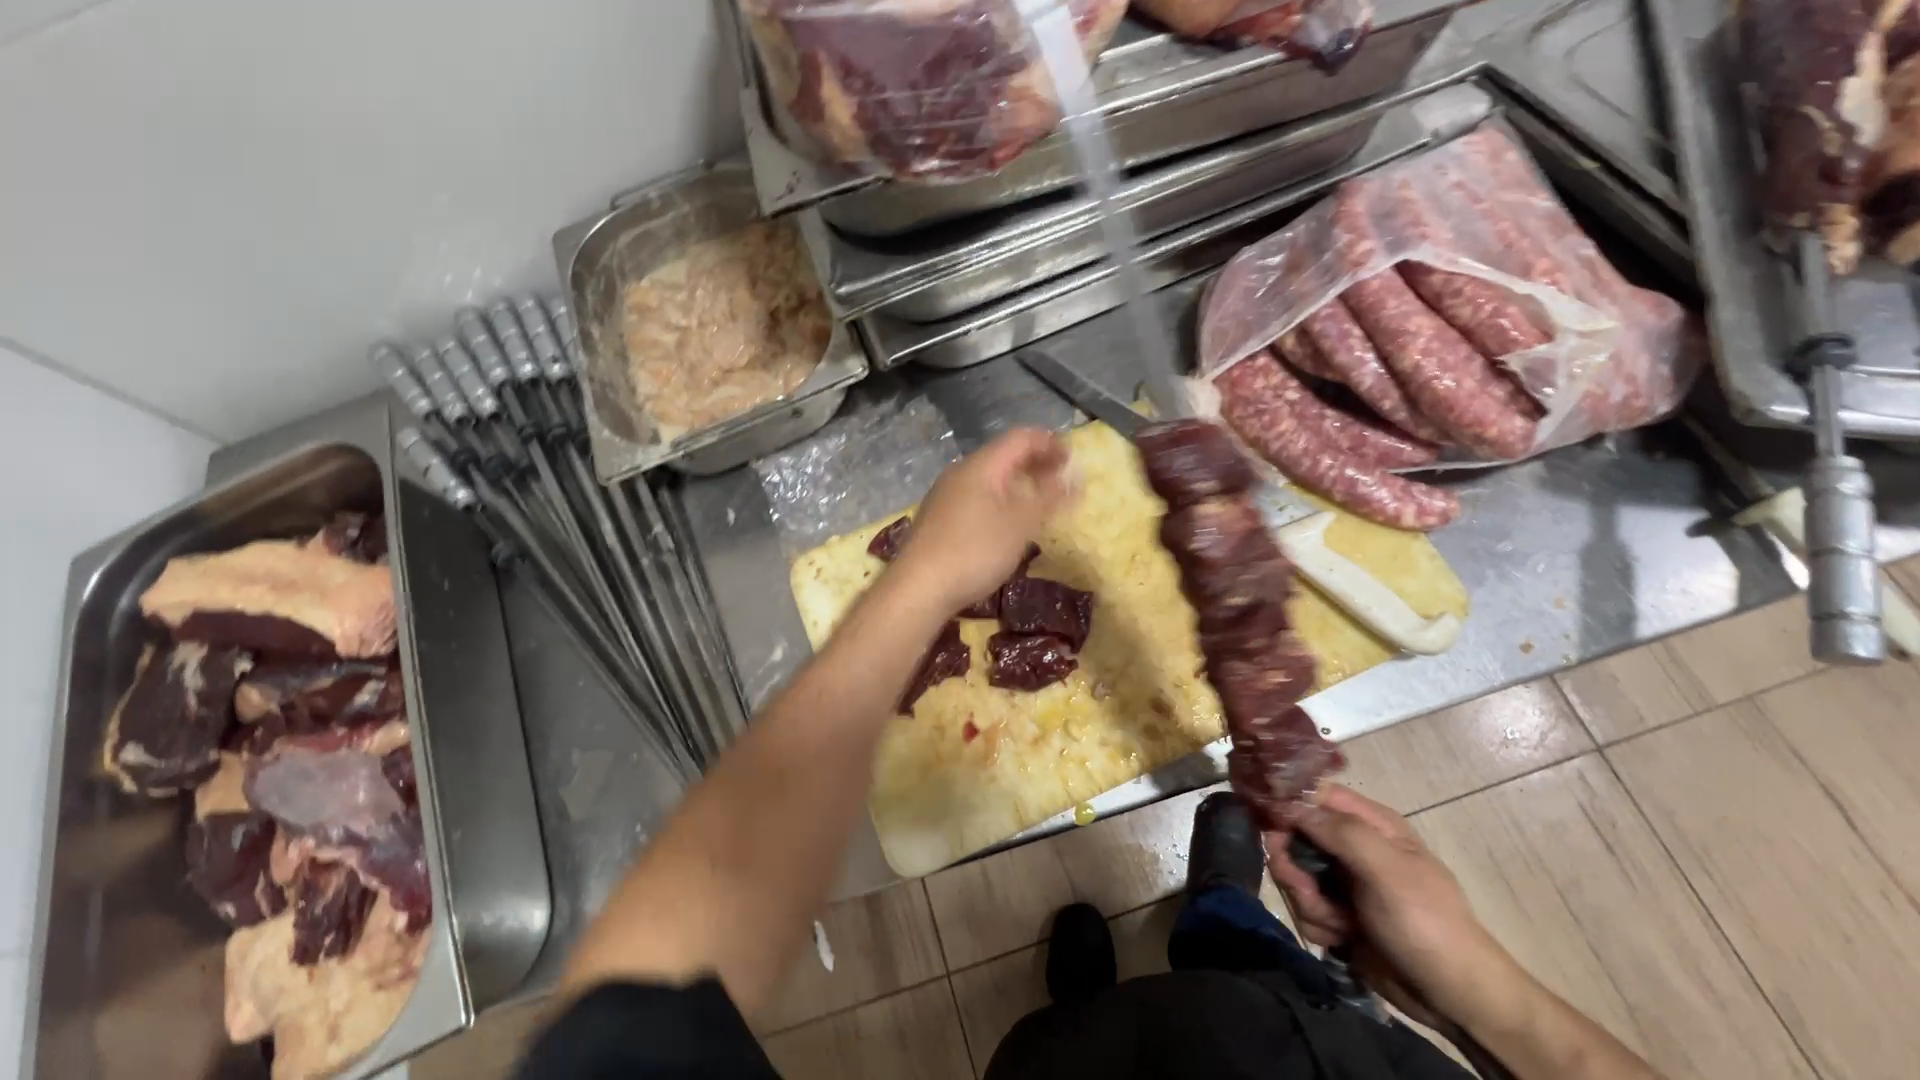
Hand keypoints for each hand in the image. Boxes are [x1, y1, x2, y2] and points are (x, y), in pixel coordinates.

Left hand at [893, 429, 1074, 614]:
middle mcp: (960, 473)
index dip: (1050, 444)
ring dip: (1019, 485)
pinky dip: (1001, 501)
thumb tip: (1074, 476)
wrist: (919, 588)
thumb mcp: (1020, 524)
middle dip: (1036, 465)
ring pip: (990, 479)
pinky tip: (1009, 524)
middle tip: (1062, 482)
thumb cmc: (975, 551)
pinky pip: (978, 498)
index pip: (1020, 438)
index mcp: (981, 466)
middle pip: (1004, 456)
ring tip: (1041, 504)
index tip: (1074, 460)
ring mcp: (946, 496)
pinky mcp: (939, 519)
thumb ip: (1049, 497)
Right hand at [1266, 785, 1522, 1029]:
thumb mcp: (1387, 870)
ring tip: (1340, 925)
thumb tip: (1291, 805)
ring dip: (1309, 903)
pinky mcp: (1338, 915)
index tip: (1269, 826)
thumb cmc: (1426, 924)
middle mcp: (1354, 847)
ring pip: (1295, 877)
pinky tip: (1343, 939)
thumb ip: (1341, 832)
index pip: (1315, 794)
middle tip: (1305, 888)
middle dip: (1294, 867)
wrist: (1451, 996)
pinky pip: (1304, 908)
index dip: (1287, 804)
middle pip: (1295, 837)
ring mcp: (1345, 882)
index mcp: (1372, 824)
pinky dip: (1318, 926)